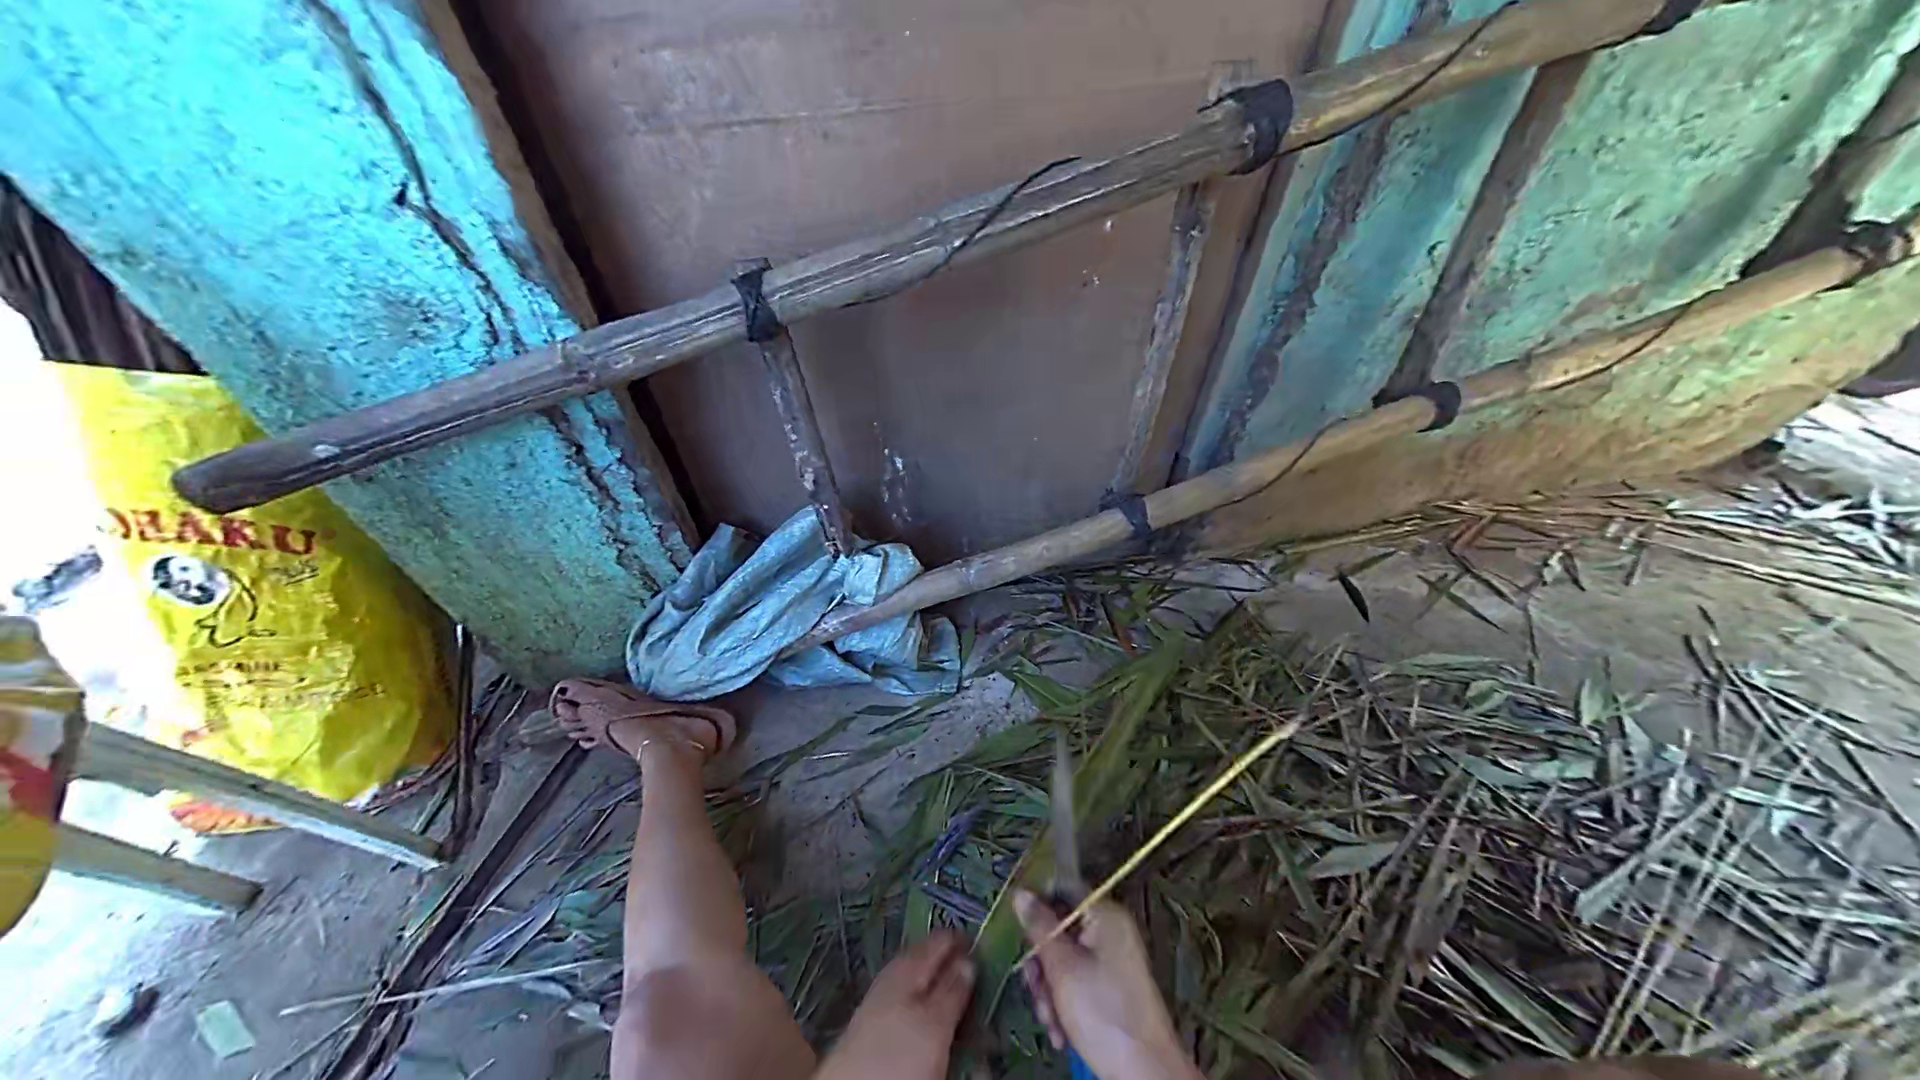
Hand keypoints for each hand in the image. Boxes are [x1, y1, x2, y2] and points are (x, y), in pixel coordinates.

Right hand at [1013, 890, 1202, 1079]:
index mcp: (1105, 915)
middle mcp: (1110, 931)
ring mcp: (1112, 961)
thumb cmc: (1103, 1011)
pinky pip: (1077, 980)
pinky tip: (1059, 1030)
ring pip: (1064, 959)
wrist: (1145, 1074)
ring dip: (1049, 989)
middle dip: (1041, 961)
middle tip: (1034, 987)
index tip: (1015, 922)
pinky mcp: (1111, 989)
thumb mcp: (1062, 967)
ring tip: (1050, 1019)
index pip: (1064, 887)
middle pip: (1060, 928)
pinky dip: (1064, 1003)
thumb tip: (1021, 892)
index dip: (1037, 900)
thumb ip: (1039, 926)